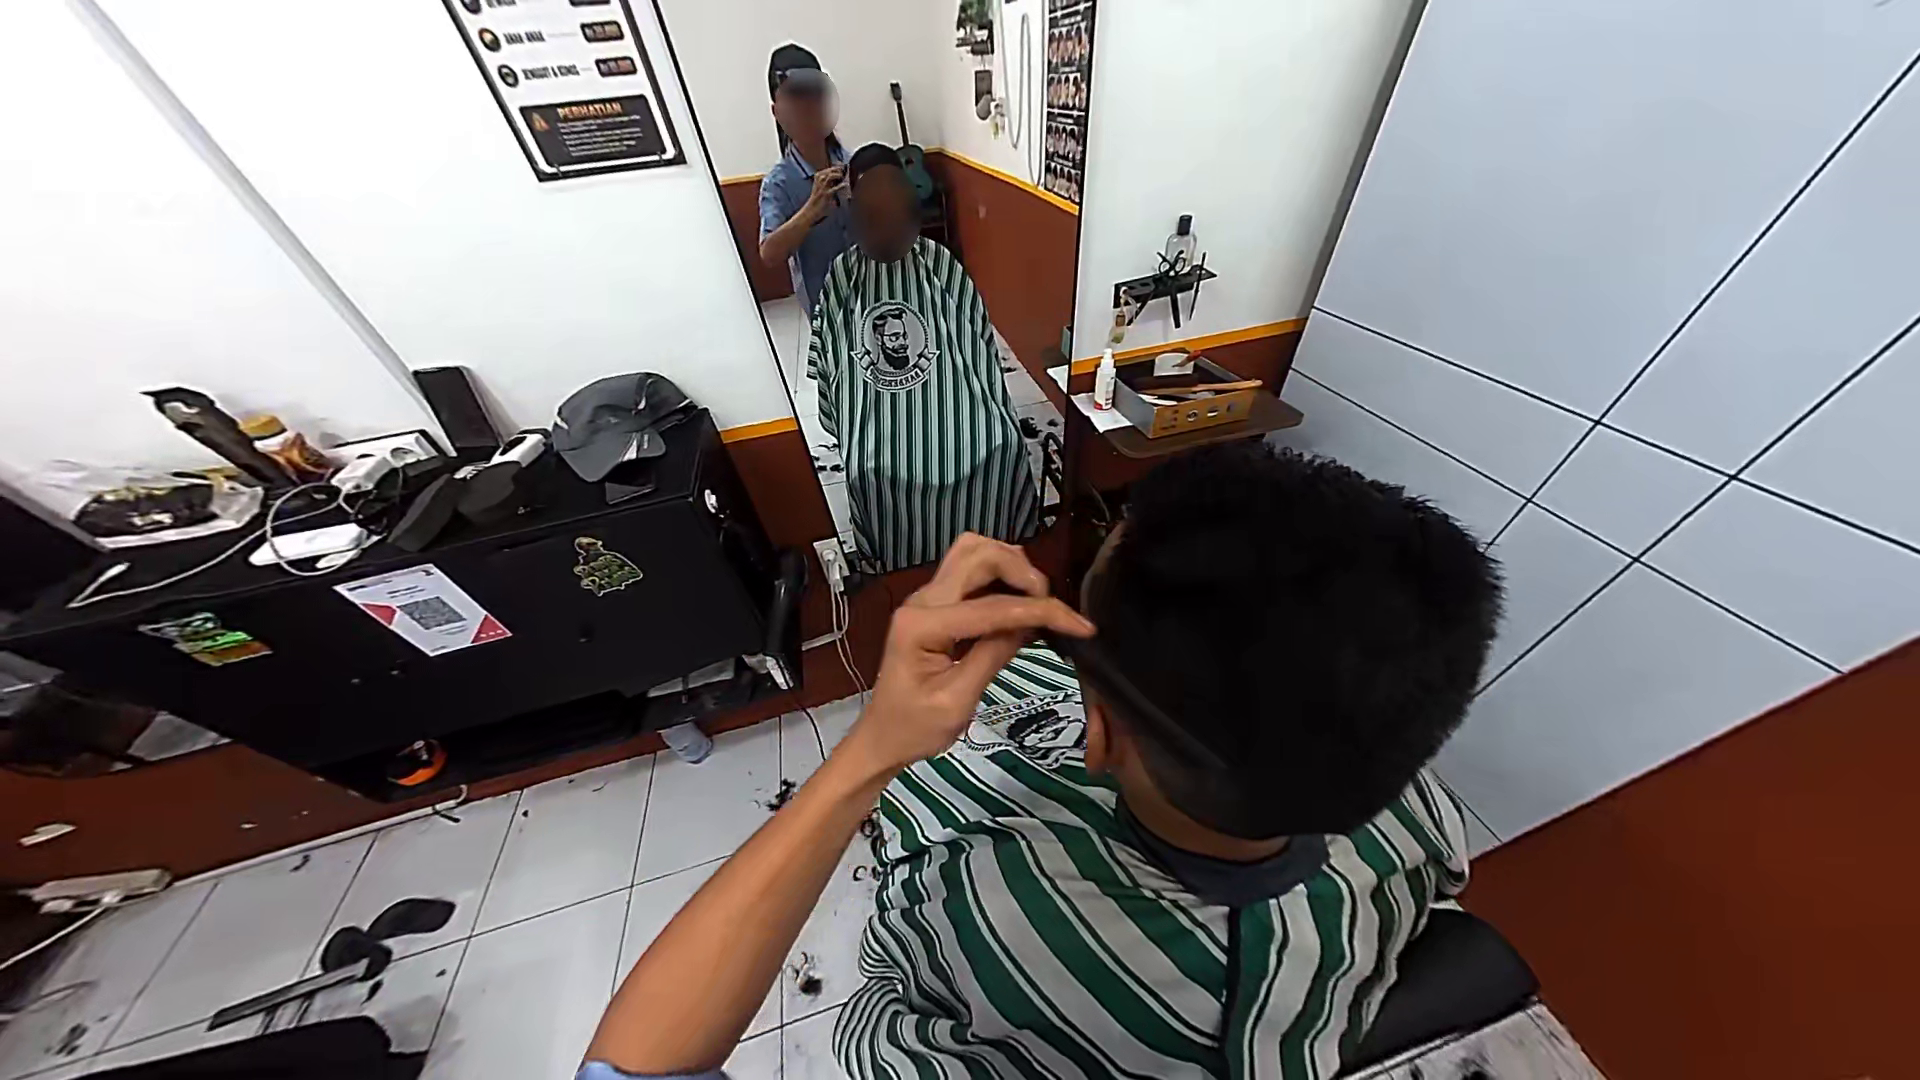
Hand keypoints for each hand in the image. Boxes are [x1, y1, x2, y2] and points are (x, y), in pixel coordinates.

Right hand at [805, 166, 845, 218]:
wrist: (810, 212)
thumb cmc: (817, 204)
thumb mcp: (821, 192)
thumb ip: (828, 187)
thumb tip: (838, 183)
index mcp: (817, 180)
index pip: (825, 171)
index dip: (834, 168)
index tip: (840, 165)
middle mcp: (818, 183)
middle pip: (827, 172)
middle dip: (835, 169)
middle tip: (843, 169)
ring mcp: (821, 189)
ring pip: (828, 177)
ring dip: (836, 175)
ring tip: (842, 175)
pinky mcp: (825, 196)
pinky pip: (833, 189)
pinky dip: (840, 186)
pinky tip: (845, 185)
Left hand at [842, 535, 1093, 775]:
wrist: (882, 737)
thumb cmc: (915, 728)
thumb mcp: (957, 702)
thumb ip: (992, 656)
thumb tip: (1031, 624)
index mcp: (921, 625)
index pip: (992, 606)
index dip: (1042, 611)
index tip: (1081, 625)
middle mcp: (922, 599)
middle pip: (977, 553)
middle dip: (1022, 570)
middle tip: (1049, 604)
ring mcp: (927, 597)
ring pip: (972, 552)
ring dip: (1010, 564)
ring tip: (1036, 598)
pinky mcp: (935, 603)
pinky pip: (970, 571)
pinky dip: (1000, 575)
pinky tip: (1018, 600)